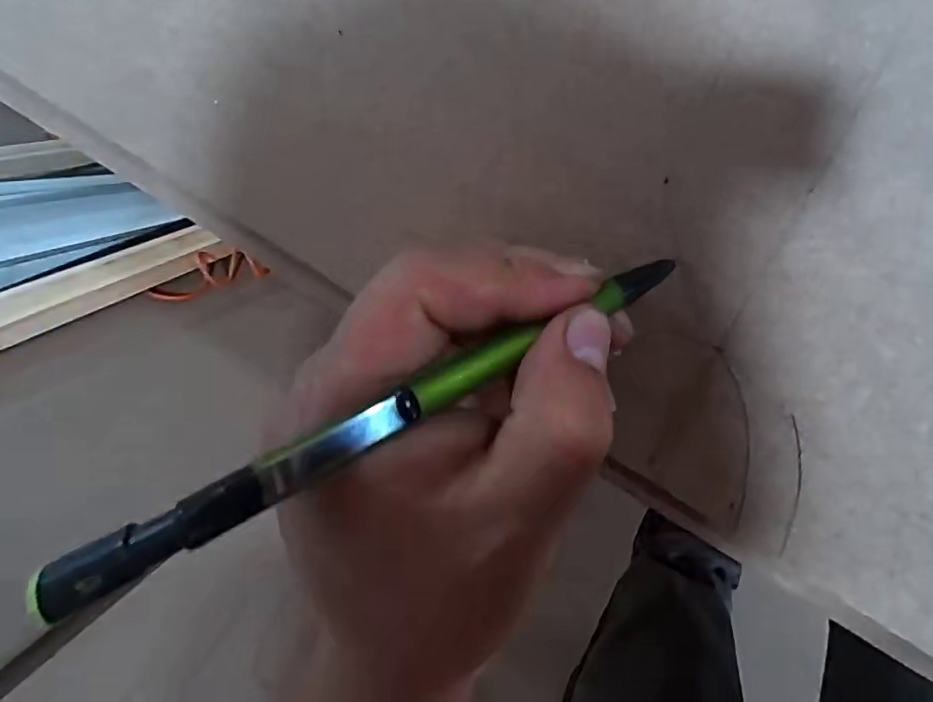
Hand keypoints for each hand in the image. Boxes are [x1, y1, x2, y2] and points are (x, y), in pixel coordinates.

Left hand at [277, 247, 633, 701]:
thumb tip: (589, 321)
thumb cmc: (445, 600)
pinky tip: (547, 357)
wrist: (386, 655)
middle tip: (601, 310)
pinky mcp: (378, 386)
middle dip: (524, 286)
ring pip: (444, 299)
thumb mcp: (521, 518)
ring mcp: (350, 375)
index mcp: (340, 397)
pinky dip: (506, 332)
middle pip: (431, 283)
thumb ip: (562, 419)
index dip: (508, 277)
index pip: (418, 287)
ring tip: (586, 333)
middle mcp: (331, 370)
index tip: (590, 295)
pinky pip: (446, 330)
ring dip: (522, 306)